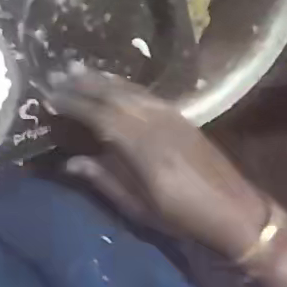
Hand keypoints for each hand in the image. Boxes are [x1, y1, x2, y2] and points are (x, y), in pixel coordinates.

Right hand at [47, 69, 273, 258]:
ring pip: (129, 90)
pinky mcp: (181, 116)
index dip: (73, 104)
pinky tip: (111, 81)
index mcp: (143, 150)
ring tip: (76, 69)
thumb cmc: (183, 218)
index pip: (99, 117)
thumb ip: (103, 180)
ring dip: (101, 78)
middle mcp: (156, 125)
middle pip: (113, 95)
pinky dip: (123, 84)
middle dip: (83, 83)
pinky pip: (145, 93)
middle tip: (56, 74)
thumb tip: (69, 161)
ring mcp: (171, 117)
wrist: (238, 212)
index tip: (49, 97)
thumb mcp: (139, 208)